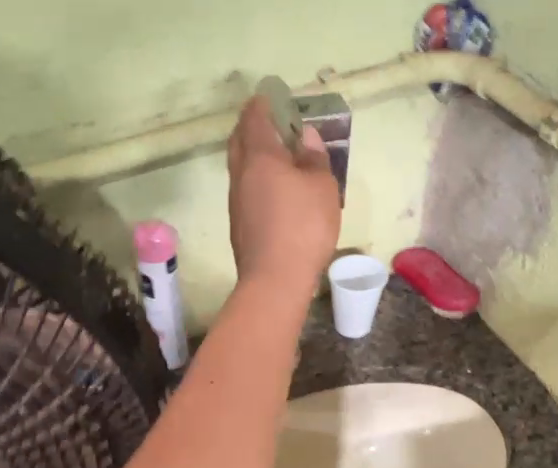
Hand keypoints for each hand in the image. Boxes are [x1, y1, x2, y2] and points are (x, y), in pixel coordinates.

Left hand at [227, 94, 340, 294]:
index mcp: (259, 155)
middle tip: (271, 123)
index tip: (272, 97)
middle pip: (240, 140)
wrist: (275, 281)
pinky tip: (273, 190)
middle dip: (252, 127)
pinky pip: (245, 190)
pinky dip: (256, 180)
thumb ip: (314, 157)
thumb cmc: (303, 227)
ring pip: (241, 167)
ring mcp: (235, 202)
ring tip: (276, 157)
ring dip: (254, 156)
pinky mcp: (239, 225)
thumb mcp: (322, 187)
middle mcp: (240, 174)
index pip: (254, 118)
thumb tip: (305, 137)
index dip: (262, 104)